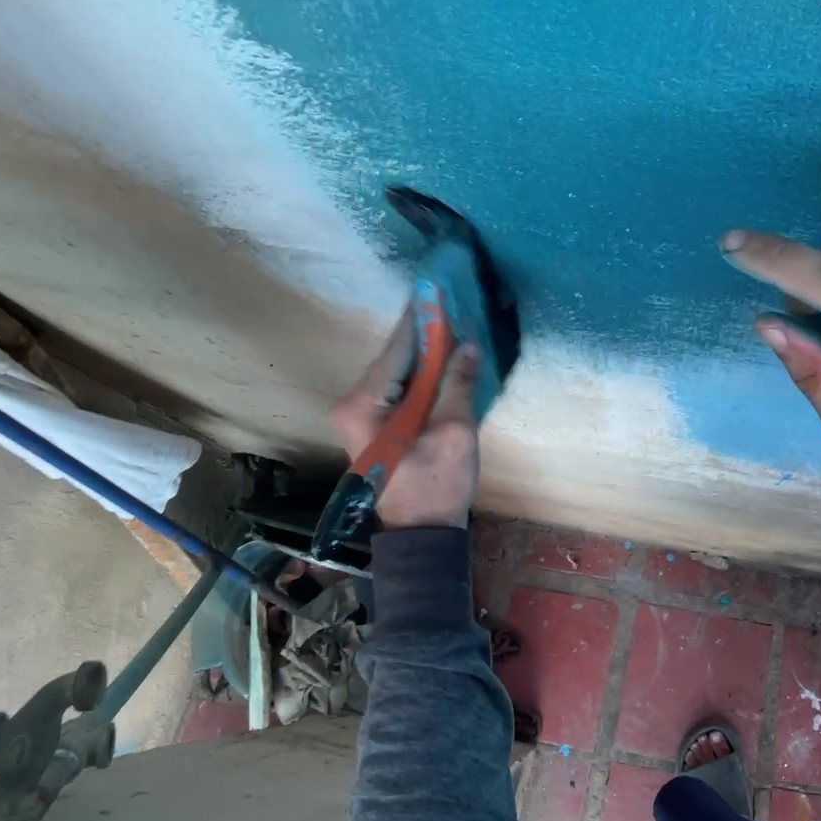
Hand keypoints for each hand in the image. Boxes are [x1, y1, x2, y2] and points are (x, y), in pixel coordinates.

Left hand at [327, 312, 481, 528]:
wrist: (422, 533)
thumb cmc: (436, 485)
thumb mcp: (454, 432)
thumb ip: (458, 384)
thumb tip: (467, 345)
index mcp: (364, 404)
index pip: (398, 348)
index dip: (422, 318)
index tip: (438, 287)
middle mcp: (352, 405)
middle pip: (395, 358)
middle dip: (426, 334)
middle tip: (455, 305)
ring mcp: (360, 416)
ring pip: (399, 371)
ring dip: (427, 353)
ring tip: (456, 326)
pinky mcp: (374, 425)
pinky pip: (400, 387)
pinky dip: (422, 373)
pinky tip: (446, 358)